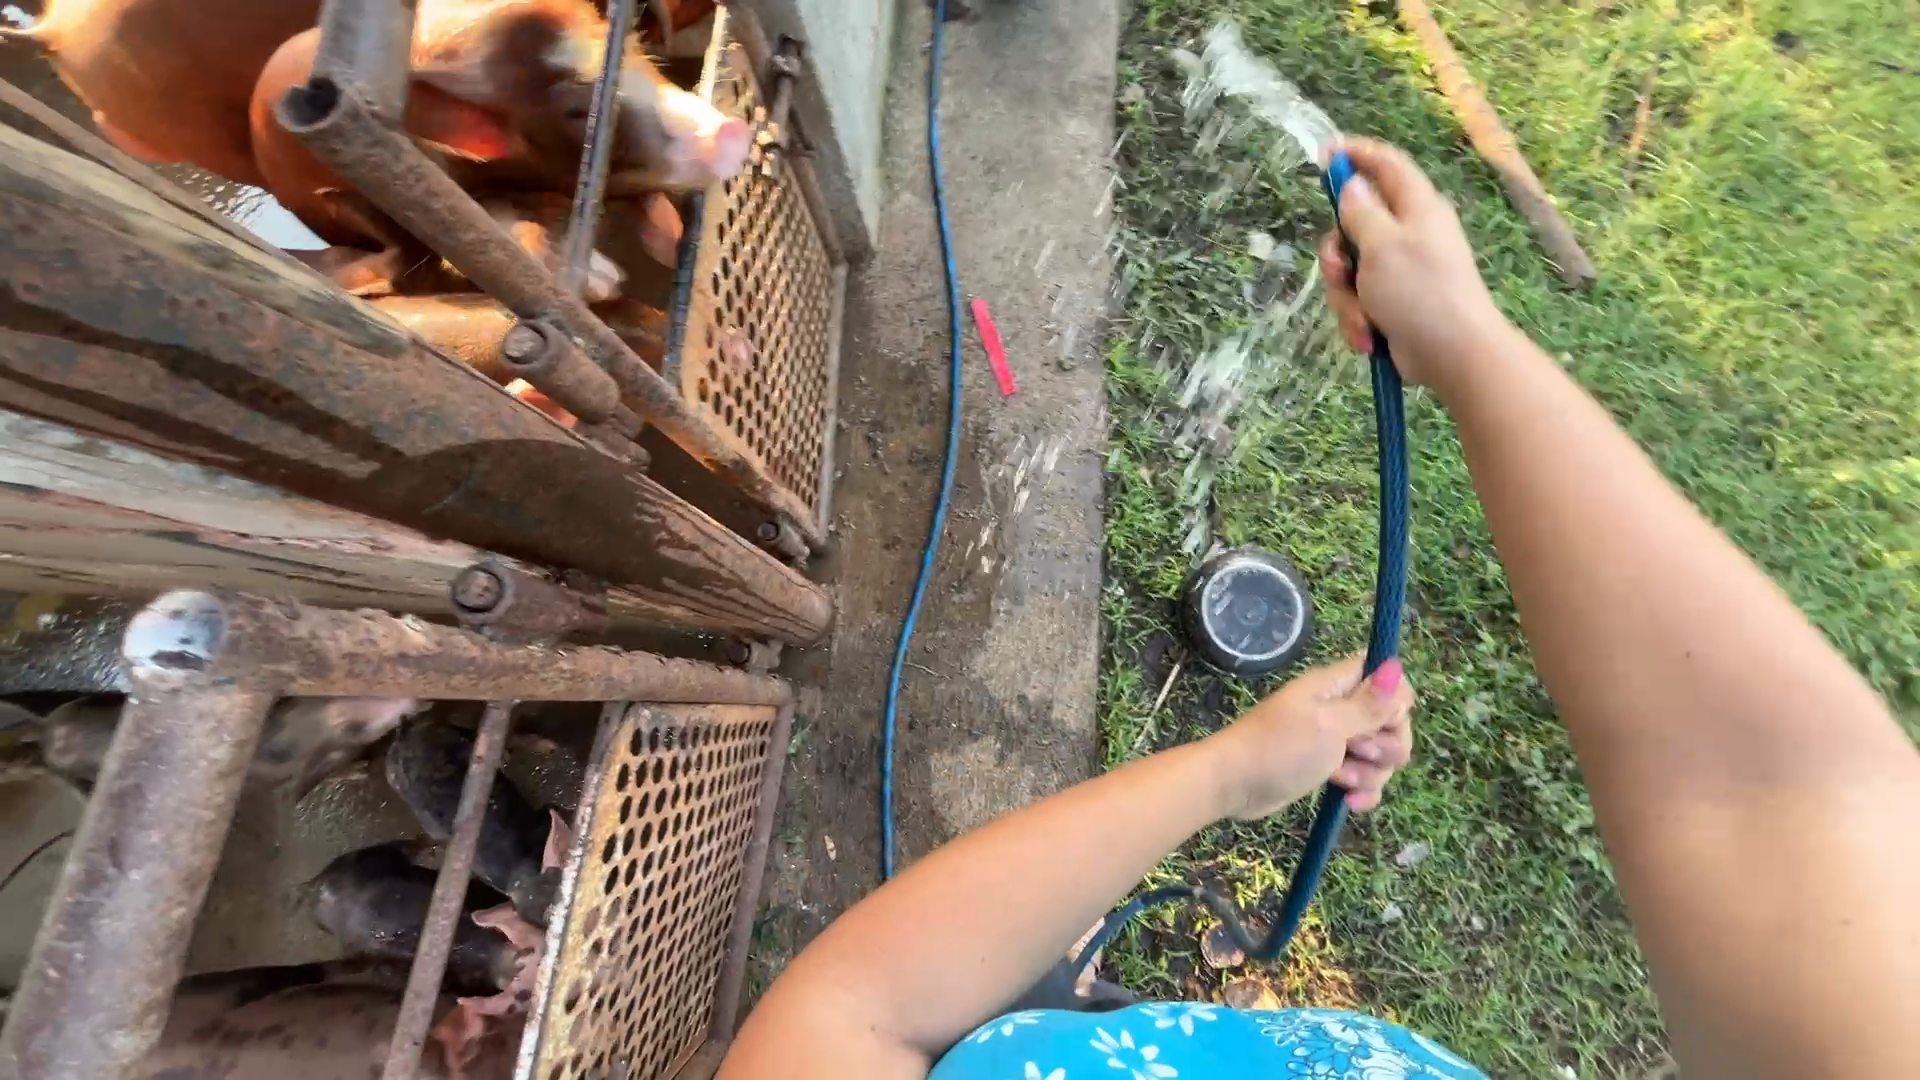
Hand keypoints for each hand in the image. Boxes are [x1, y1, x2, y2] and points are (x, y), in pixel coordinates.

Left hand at [1206, 654, 1414, 819]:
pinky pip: (1363, 778)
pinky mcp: (1327, 768)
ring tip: (1341, 778)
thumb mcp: (1328, 724)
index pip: (1383, 677)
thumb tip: (1394, 665)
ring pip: (1379, 754)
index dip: (1395, 700)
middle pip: (1390, 721)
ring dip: (1371, 773)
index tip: (1384, 720)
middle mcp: (1336, 709)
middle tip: (1359, 751)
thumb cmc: (1278, 748)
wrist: (1234, 783)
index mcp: (1333, 687)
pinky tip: (1347, 800)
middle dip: (1387, 745)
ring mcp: (1331, 740)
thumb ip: (1367, 704)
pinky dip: (1362, 790)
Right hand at [1318, 137, 1508, 392]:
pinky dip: (1357, 321)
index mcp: (1415, 209)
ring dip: (1346, 300)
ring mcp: (1398, 271)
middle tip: (1339, 273)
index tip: (1324, 154)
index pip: (1385, 166)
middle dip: (1336, 257)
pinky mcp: (1390, 303)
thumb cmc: (1420, 292)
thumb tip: (1352, 184)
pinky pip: (1356, 302)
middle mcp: (1407, 235)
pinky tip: (1369, 336)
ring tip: (1365, 320)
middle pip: (1352, 228)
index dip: (1355, 155)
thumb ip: (1362, 214)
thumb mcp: (1383, 246)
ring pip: (1348, 273)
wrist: (1450, 351)